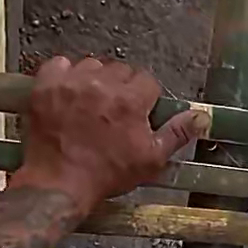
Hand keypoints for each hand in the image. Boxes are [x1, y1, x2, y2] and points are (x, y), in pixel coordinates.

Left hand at [12, 56, 207, 210]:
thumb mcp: (152, 158)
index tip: (140, 110)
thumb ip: (178, 133)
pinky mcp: (45, 87)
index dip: (146, 96)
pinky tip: (70, 92)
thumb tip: (202, 116)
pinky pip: (58, 64)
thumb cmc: (108, 173)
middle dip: (122, 86)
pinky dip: (66, 74)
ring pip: (92, 65)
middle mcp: (101, 85)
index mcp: (131, 101)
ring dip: (96, 79)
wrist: (60, 183)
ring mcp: (71, 84)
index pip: (147, 80)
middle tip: (117, 109)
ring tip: (93, 100)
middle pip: (120, 69)